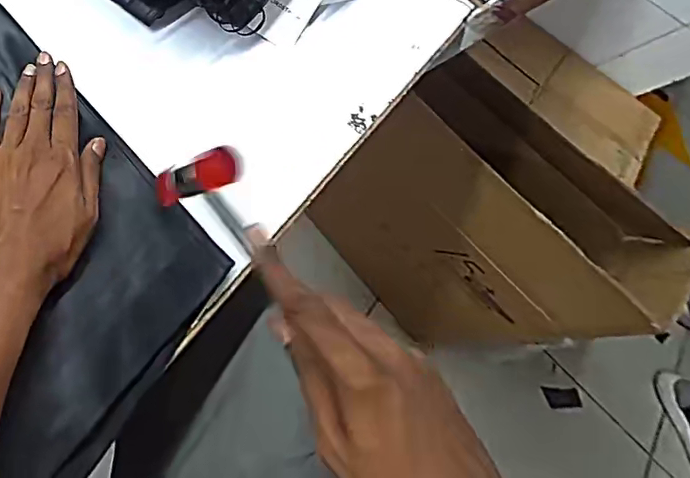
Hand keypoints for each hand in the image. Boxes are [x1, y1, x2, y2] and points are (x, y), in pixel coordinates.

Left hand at [0, 53, 105, 455]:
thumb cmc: (49, 249)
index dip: (66, 89)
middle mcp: (36, 151)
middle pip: (42, 106)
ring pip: (18, 111)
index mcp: (63, 161)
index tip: (64, 71)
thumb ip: (90, 175)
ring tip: (28, 68)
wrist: (6, 268)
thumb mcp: (86, 216)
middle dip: (45, 79)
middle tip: (45, 58)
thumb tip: (95, 146)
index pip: (66, 114)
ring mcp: (8, 156)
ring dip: (23, 87)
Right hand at [256, 236, 500, 477]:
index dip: (278, 273)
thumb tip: (287, 331)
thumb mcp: (336, 446)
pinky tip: (352, 367)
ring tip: (314, 348)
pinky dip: (356, 338)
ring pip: (356, 318)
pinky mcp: (430, 370)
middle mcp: (392, 357)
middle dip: (302, 300)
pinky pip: (380, 337)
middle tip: (279, 309)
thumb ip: (310, 379)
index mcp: (363, 377)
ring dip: (329, 320)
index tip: (260, 243)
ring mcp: (415, 361)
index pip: (309, 308)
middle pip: (332, 306)